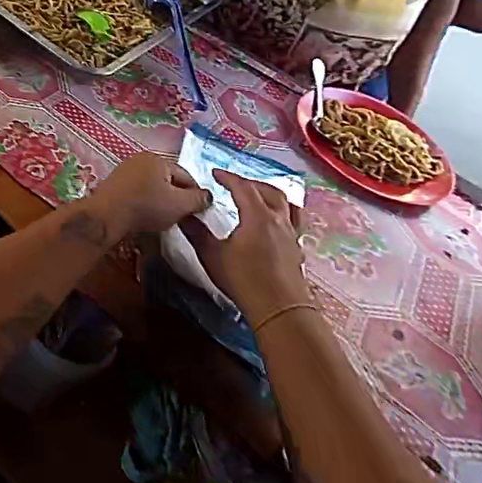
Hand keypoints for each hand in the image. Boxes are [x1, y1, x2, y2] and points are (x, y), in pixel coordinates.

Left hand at [84, 153, 210, 236]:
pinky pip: (136, 191)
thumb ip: (198, 199)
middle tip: (181, 216)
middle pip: (167, 180)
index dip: (195, 195)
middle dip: (176, 197)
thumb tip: (208, 196)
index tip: (198, 212)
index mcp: (158, 159)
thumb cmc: (146, 207)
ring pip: (151, 186)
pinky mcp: (113, 183)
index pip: (186, 176)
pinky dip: (143, 202)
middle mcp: (140, 159)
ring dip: (159, 200)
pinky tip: (144, 215)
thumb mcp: (179, 205)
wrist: (106, 216)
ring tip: (162, 218)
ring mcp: (124, 170)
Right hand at [178, 170, 309, 326]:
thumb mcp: (212, 255)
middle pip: (268, 190)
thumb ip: (197, 232)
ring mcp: (292, 234)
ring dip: (271, 194)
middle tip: (234, 183)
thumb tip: (183, 215)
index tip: (215, 173)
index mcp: (257, 215)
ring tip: (260, 195)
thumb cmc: (243, 279)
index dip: (227, 177)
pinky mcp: (298, 248)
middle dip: (249, 182)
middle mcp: (278, 219)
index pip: (242, 187)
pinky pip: (295, 221)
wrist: (279, 309)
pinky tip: (278, 221)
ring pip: (286, 203)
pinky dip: (285, 213)